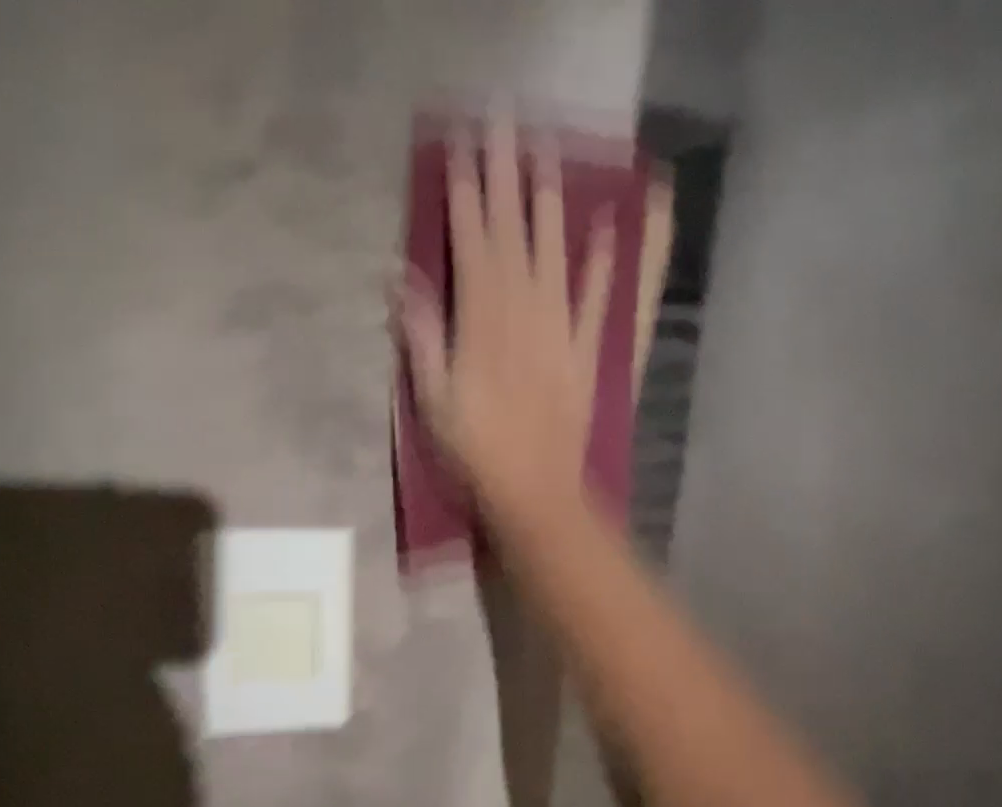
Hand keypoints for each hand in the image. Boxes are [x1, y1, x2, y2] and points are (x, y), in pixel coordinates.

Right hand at [396, 112, 616, 517]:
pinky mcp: (584, 350)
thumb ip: (419, 335)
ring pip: (552, 254)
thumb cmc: (474, 450)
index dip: (463, 192)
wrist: (535, 490)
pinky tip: (603, 227)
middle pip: (510, 233)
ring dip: (548, 202)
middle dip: (504, 174)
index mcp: (479, 321)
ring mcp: (557, 329)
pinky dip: (599, 264)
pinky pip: (594, 300)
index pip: (470, 241)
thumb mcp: (432, 398)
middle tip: (503, 121)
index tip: (458, 145)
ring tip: (546, 153)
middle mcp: (521, 313)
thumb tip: (398, 278)